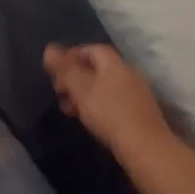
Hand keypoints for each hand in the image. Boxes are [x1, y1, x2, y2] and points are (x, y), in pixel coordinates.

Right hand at [43, 43, 176, 155]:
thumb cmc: (109, 113)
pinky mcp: (138, 111)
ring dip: (83, 93)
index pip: (91, 49)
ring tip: (68, 108)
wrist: (145, 145)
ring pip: (103, 86)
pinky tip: (87, 118)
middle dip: (75, 77)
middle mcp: (127, 73)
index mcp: (114, 63)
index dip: (71, 55)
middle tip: (58, 91)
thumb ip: (65, 69)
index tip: (55, 70)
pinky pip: (112, 100)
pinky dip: (96, 104)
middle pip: (97, 68)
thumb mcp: (81, 90)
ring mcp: (135, 92)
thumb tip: (49, 48)